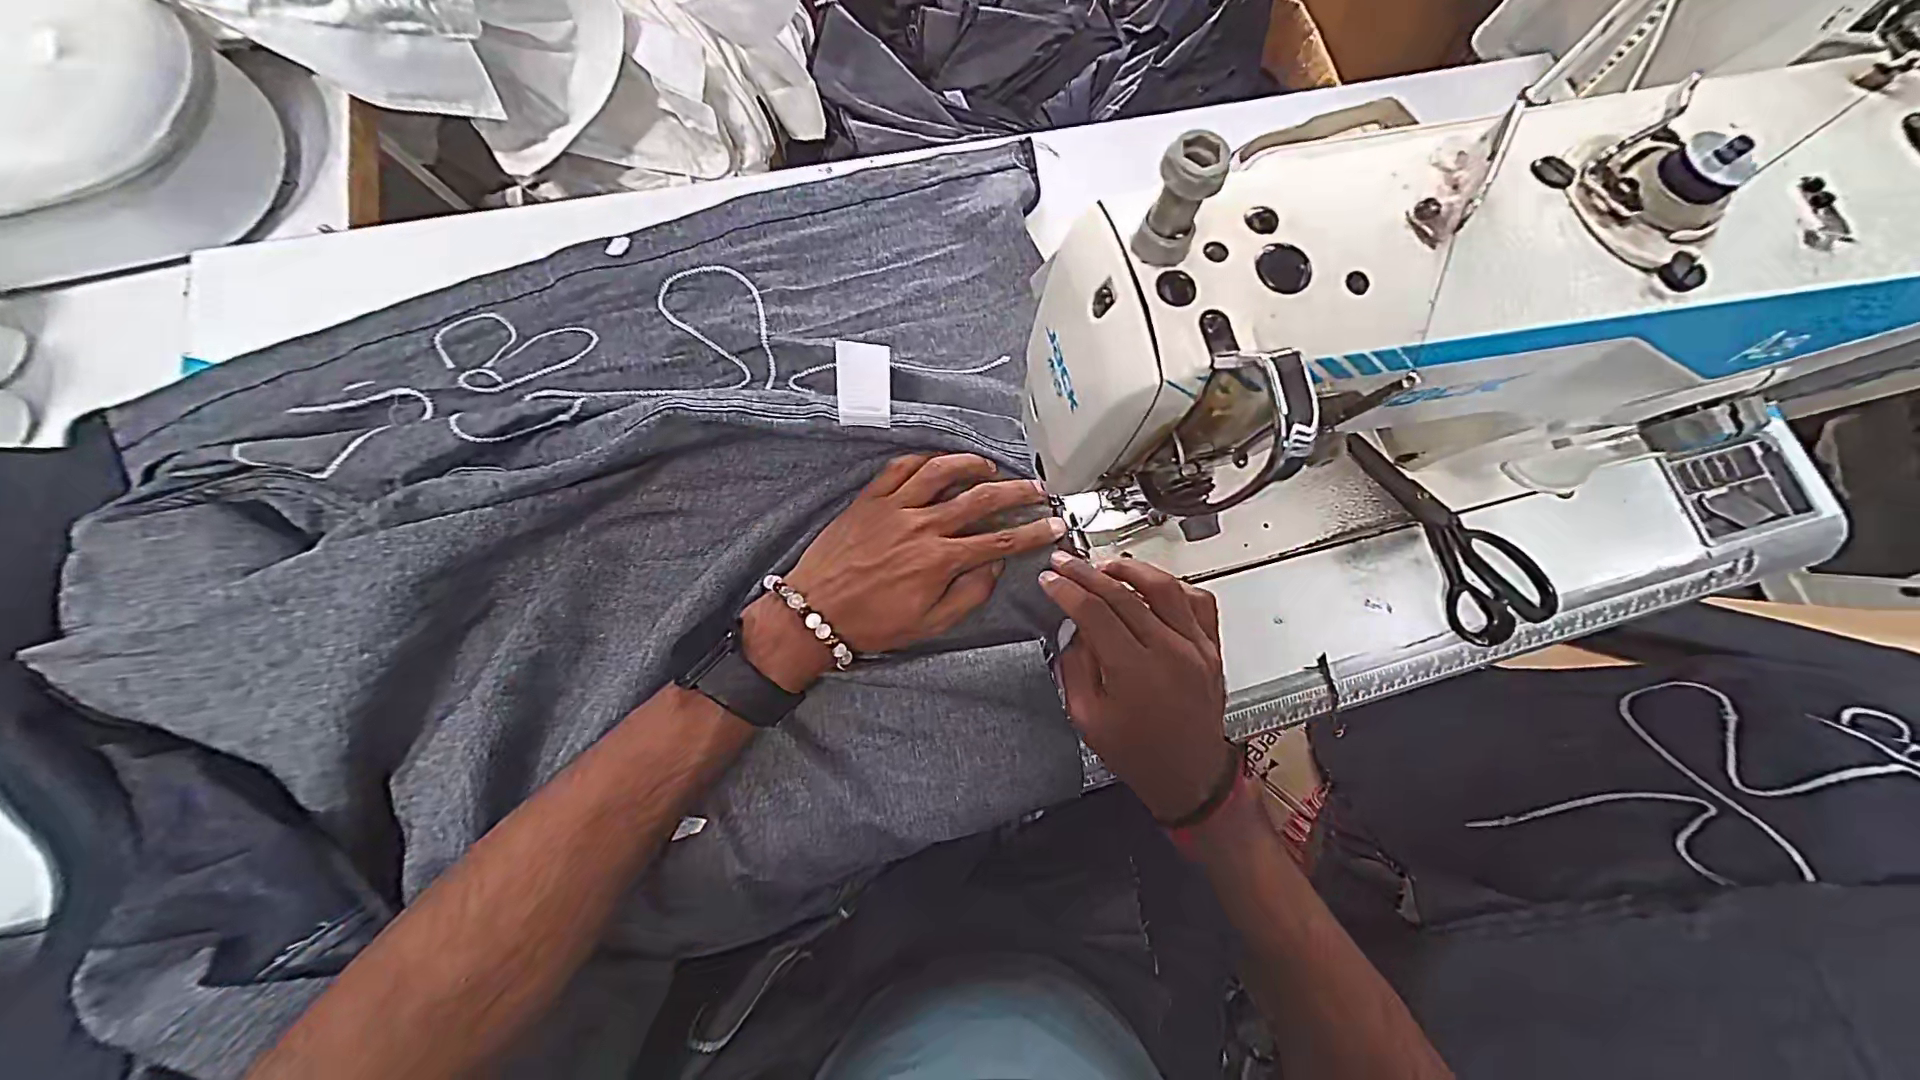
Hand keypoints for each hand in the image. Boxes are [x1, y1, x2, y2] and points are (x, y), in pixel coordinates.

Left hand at [741, 454, 1065, 691]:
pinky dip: (924, 459)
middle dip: (1016, 491)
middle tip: (1034, 489)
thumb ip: (969, 594)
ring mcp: (894, 509)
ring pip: (942, 472)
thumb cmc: (869, 623)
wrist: (815, 613)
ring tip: (989, 467)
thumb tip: (995, 568)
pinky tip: (936, 462)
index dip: (1033, 531)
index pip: (1000, 539)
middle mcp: (921, 527)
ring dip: (972, 465)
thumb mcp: (930, 623)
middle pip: (981, 498)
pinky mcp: (869, 500)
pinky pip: (901, 468)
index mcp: (939, 560)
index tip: (1050, 524)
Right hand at [1039, 552, 1233, 821]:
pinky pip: (1198, 601)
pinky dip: (1173, 585)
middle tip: (1066, 563)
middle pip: (1122, 593)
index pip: (1094, 612)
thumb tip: (1073, 628)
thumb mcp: (1087, 717)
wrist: (1189, 776)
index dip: (1066, 590)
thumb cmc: (1140, 754)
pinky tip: (1153, 584)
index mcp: (1135, 672)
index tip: (1051, 580)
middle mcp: (1170, 653)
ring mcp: (1196, 648)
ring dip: (1130, 569)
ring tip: (1105, 565)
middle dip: (1086, 573)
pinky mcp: (1211, 648)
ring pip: (1163, 587)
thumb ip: (1075, 667)